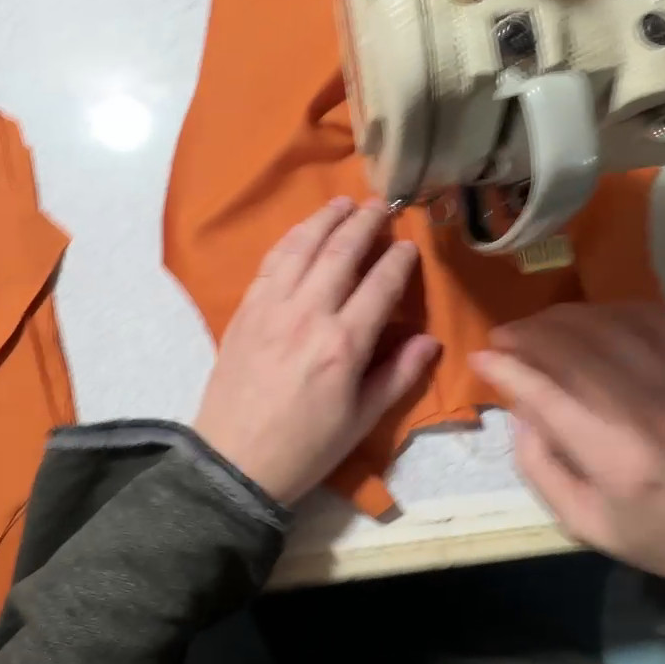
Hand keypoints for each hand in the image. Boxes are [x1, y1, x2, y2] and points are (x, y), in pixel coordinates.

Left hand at [195, 198, 439, 505]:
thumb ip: (399, 375)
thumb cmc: (305, 447)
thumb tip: (430, 340)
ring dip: (325, 218)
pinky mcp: (246, 307)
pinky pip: (272, 260)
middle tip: (380, 205)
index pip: (380, 284)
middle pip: (341, 251)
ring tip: (343, 202)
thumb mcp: (362, 420)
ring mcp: (272, 306)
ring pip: (303, 245)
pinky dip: (291, 237)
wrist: (234, 461)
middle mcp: (308, 313)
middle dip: (364, 223)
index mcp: (344, 344)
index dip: (399, 259)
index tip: (410, 245)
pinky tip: (303, 229)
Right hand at [472, 304, 664, 640]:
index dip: (504, 367)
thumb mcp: (584, 524)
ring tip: (533, 328)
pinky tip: (585, 320)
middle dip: (523, 334)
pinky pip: (645, 317)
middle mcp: (645, 408)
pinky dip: (606, 309)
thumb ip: (539, 466)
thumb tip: (520, 410)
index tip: (478, 357)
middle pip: (569, 346)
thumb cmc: (660, 539)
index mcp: (615, 456)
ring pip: (603, 323)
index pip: (545, 391)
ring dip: (558, 318)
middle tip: (499, 340)